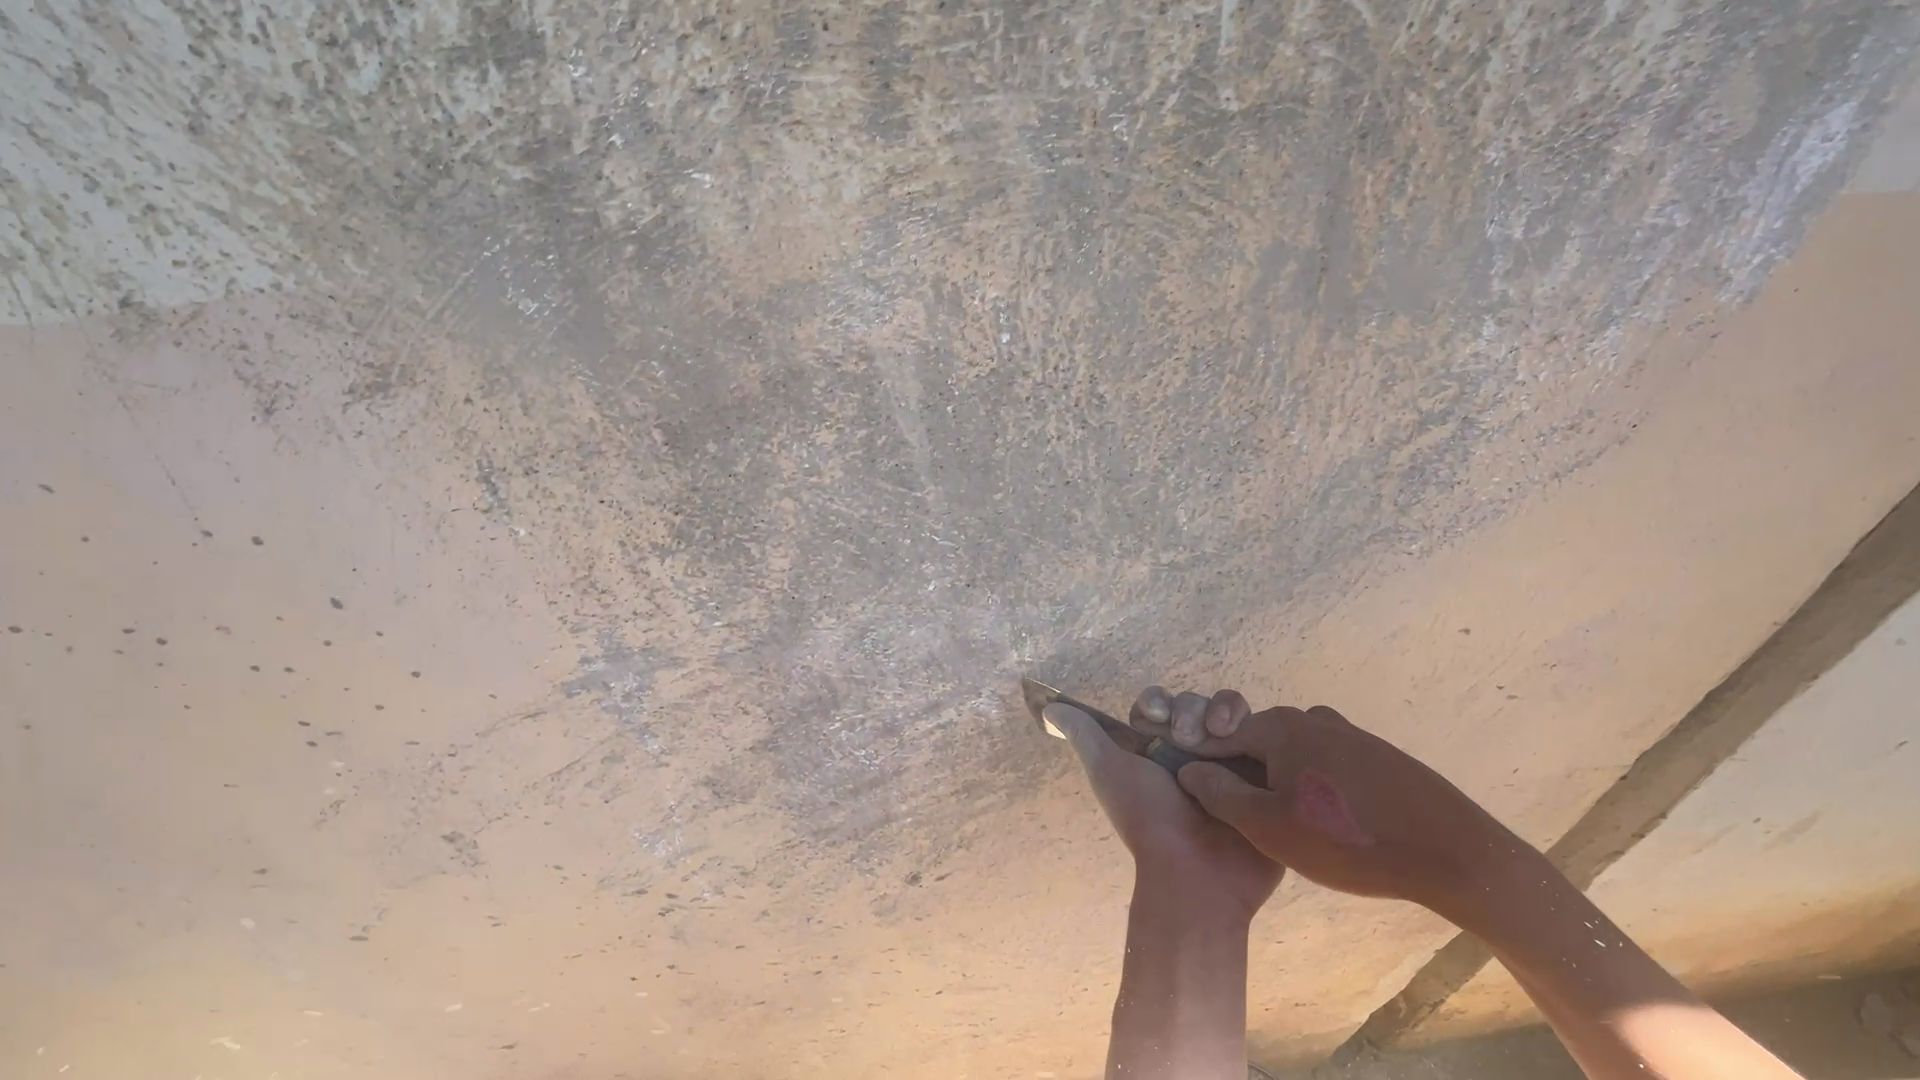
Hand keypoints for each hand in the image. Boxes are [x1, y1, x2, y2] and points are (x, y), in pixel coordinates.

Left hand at [1046, 697, 1282, 919]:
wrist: (1197, 873)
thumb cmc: (1147, 818)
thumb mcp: (1109, 771)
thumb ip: (1084, 735)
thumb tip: (1050, 708)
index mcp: (1155, 750)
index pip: (1159, 705)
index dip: (1157, 703)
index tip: (1154, 716)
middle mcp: (1193, 753)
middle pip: (1196, 706)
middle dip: (1192, 711)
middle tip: (1189, 739)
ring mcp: (1231, 765)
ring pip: (1233, 716)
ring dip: (1226, 714)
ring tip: (1220, 737)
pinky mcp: (1264, 776)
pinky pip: (1269, 739)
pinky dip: (1260, 732)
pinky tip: (1250, 742)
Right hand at [1138, 695, 1530, 920]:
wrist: (1452, 853)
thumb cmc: (1346, 840)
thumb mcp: (1267, 826)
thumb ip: (1219, 792)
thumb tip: (1188, 768)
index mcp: (1278, 727)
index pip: (1215, 736)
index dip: (1197, 763)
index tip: (1191, 795)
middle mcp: (1310, 718)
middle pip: (1254, 742)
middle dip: (1240, 774)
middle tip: (1244, 821)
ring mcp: (1348, 733)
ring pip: (1291, 754)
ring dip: (1278, 782)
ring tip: (1288, 826)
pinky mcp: (1378, 755)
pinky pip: (1325, 764)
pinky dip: (1313, 785)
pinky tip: (1326, 822)